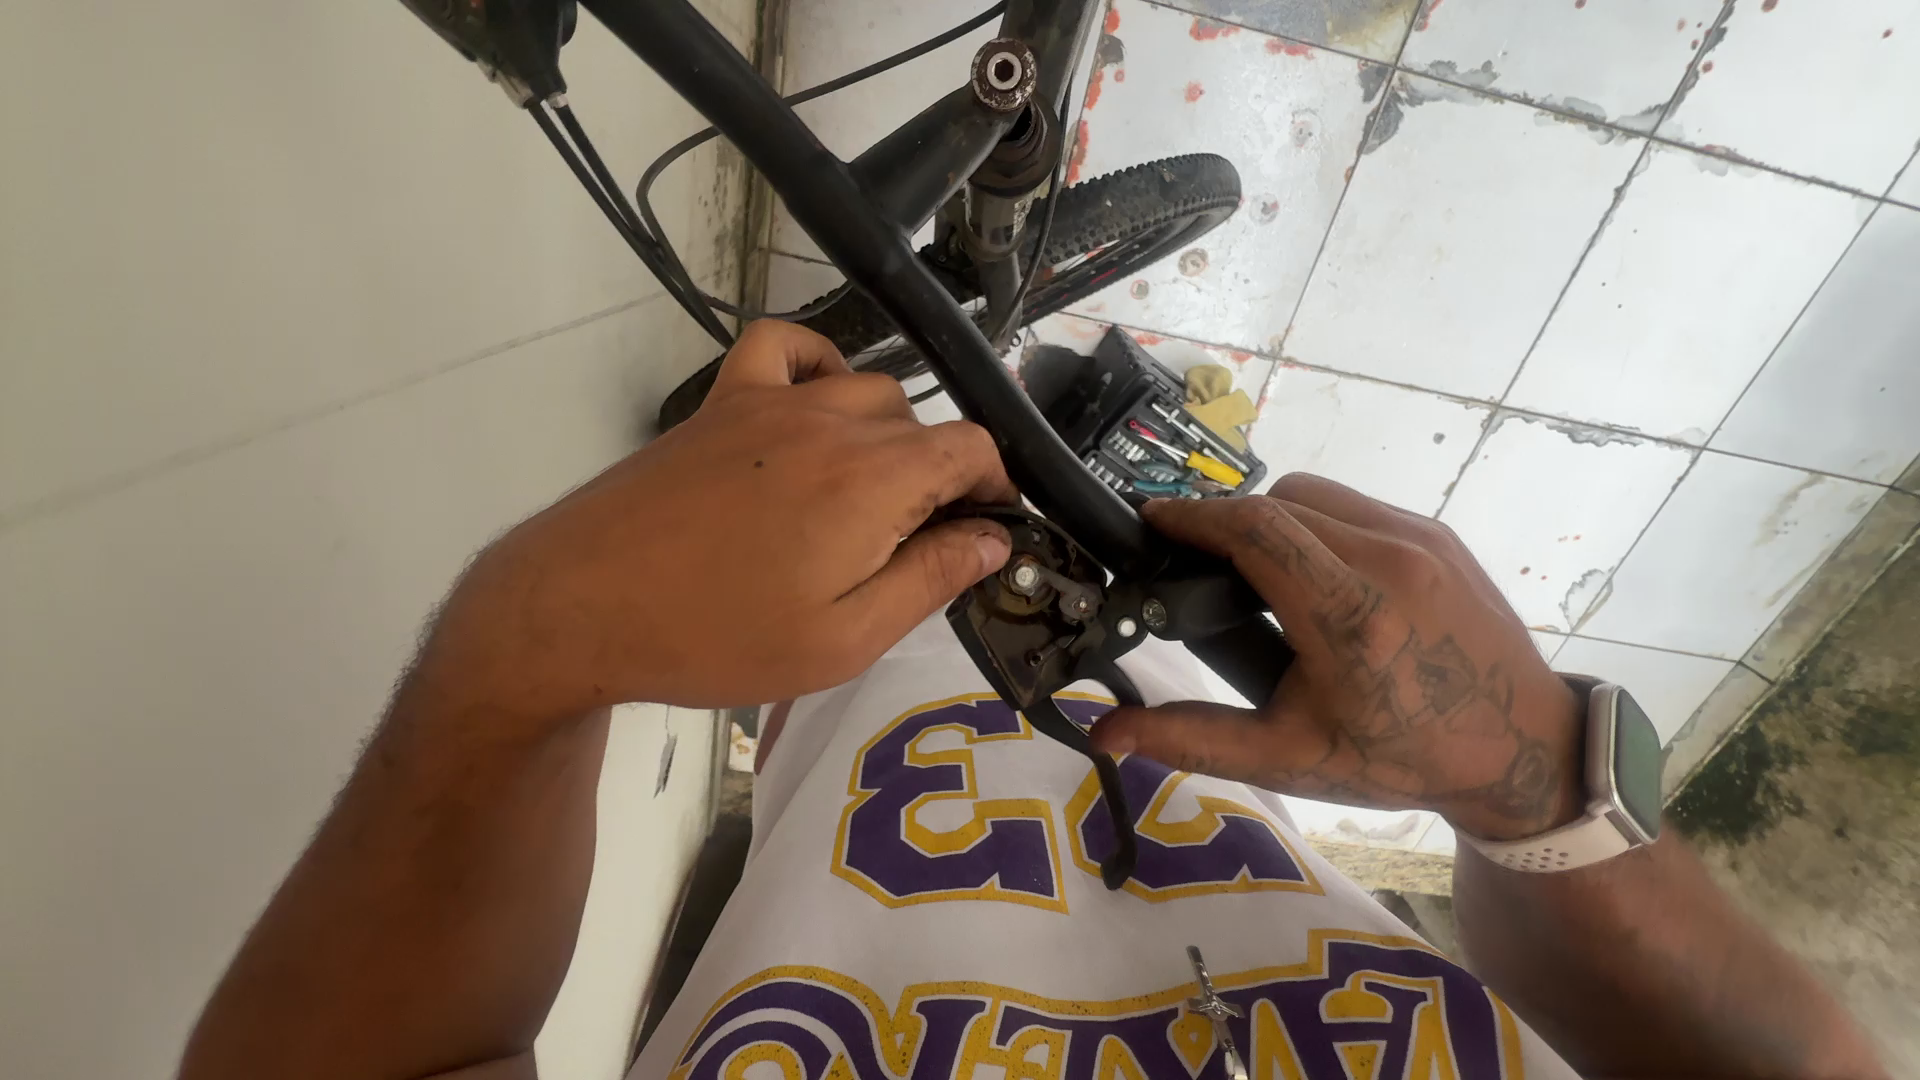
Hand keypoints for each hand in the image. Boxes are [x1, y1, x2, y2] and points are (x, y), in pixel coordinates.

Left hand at [415, 320, 1016, 719]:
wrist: (582, 608)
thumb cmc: (719, 636)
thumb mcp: (846, 638)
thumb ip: (930, 580)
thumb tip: (992, 541)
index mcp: (872, 481)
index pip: (971, 449)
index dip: (994, 486)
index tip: (985, 526)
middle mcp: (832, 423)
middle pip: (923, 426)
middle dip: (940, 478)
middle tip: (916, 541)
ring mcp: (773, 402)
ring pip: (869, 389)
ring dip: (890, 435)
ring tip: (869, 494)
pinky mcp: (723, 401)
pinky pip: (785, 347)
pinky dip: (818, 366)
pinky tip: (818, 406)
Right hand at [1089, 474, 1584, 841]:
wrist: (1526, 750)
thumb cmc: (1399, 758)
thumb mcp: (1287, 758)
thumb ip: (1190, 738)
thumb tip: (1105, 733)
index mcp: (1349, 615)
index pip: (1253, 529)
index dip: (1191, 516)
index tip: (1150, 519)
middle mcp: (1388, 558)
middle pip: (1273, 503)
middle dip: (1221, 522)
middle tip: (1193, 559)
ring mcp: (1419, 537)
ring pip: (1310, 493)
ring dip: (1266, 517)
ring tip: (1251, 567)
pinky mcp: (1437, 532)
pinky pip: (1348, 503)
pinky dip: (1309, 522)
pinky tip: (1307, 567)